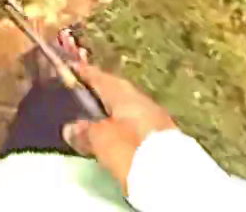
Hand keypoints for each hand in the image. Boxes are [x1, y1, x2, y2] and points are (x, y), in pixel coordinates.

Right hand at [61, 63, 178, 191]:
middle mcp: (138, 97)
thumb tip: (69, 129)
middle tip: (79, 98)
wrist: (177, 180)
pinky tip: (117, 139)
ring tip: (95, 123)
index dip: (81, 71)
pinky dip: (123, 128)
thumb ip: (84, 132)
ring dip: (111, 114)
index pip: (96, 74)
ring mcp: (154, 117)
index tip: (68, 67)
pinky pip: (136, 127)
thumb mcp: (101, 140)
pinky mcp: (164, 139)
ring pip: (125, 110)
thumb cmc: (132, 149)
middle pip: (112, 92)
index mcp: (121, 89)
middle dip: (97, 95)